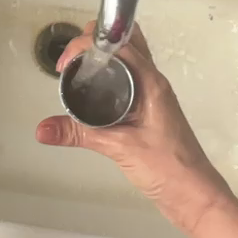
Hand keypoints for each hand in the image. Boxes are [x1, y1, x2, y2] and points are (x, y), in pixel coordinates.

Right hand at [38, 22, 232, 234]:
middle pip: (126, 41)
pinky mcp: (148, 108)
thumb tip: (42, 129)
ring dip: (103, 56)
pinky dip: (109, 75)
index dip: (88, 43)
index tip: (66, 63)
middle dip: (96, 41)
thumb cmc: (168, 168)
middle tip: (70, 60)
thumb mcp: (119, 147)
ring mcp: (152, 94)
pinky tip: (91, 91)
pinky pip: (128, 78)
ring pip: (128, 59)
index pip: (119, 42)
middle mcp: (153, 81)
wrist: (195, 196)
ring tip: (76, 71)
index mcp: (150, 81)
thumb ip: (79, 134)